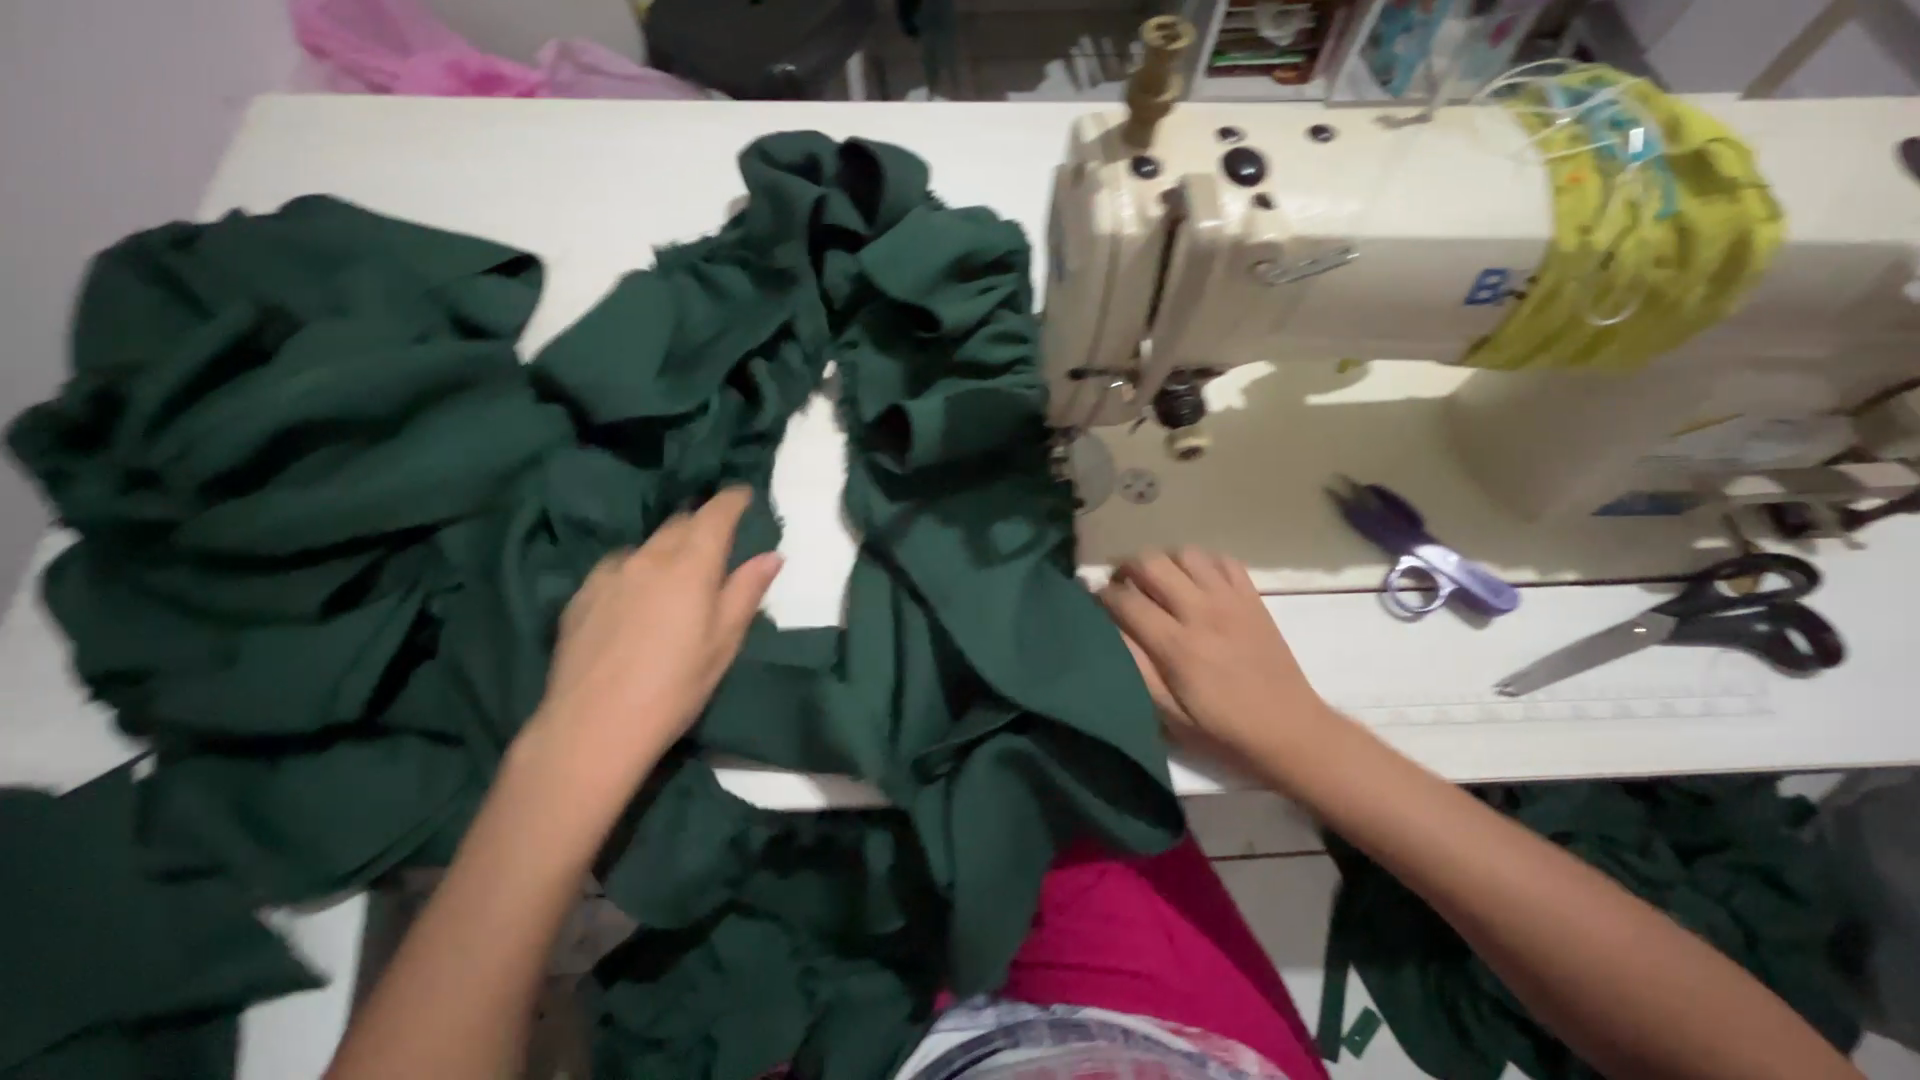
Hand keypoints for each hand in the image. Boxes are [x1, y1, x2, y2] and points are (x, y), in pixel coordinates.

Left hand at [525, 487, 782, 784]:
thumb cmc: (675, 688)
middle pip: (679, 524)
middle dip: (700, 525)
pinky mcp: (580, 596)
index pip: (714, 514)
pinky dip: (634, 571)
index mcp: (689, 566)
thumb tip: (770, 555)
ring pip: (645, 546)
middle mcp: (647, 558)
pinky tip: (635, 601)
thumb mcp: (723, 644)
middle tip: (716, 543)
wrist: (594, 726)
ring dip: (665, 550)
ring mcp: (608, 574)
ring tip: (673, 577)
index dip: (732, 501)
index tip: (744, 496)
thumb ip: (746, 592)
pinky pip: (616, 568)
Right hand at [1100, 548, 1331, 758]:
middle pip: (1151, 563)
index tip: (1092, 600)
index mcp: (1177, 645)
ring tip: (1157, 582)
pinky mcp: (1253, 597)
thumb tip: (1107, 631)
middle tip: (1120, 585)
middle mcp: (1202, 611)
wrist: (1288, 729)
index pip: (1125, 600)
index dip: (1101, 595)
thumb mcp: (1168, 714)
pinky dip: (1202, 564)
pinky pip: (1222, 559)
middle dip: (1125, 568)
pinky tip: (1195, 582)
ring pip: (1185, 553)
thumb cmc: (1221, 730)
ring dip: (1164, 562)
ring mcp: (1231, 600)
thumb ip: (1136, 669)